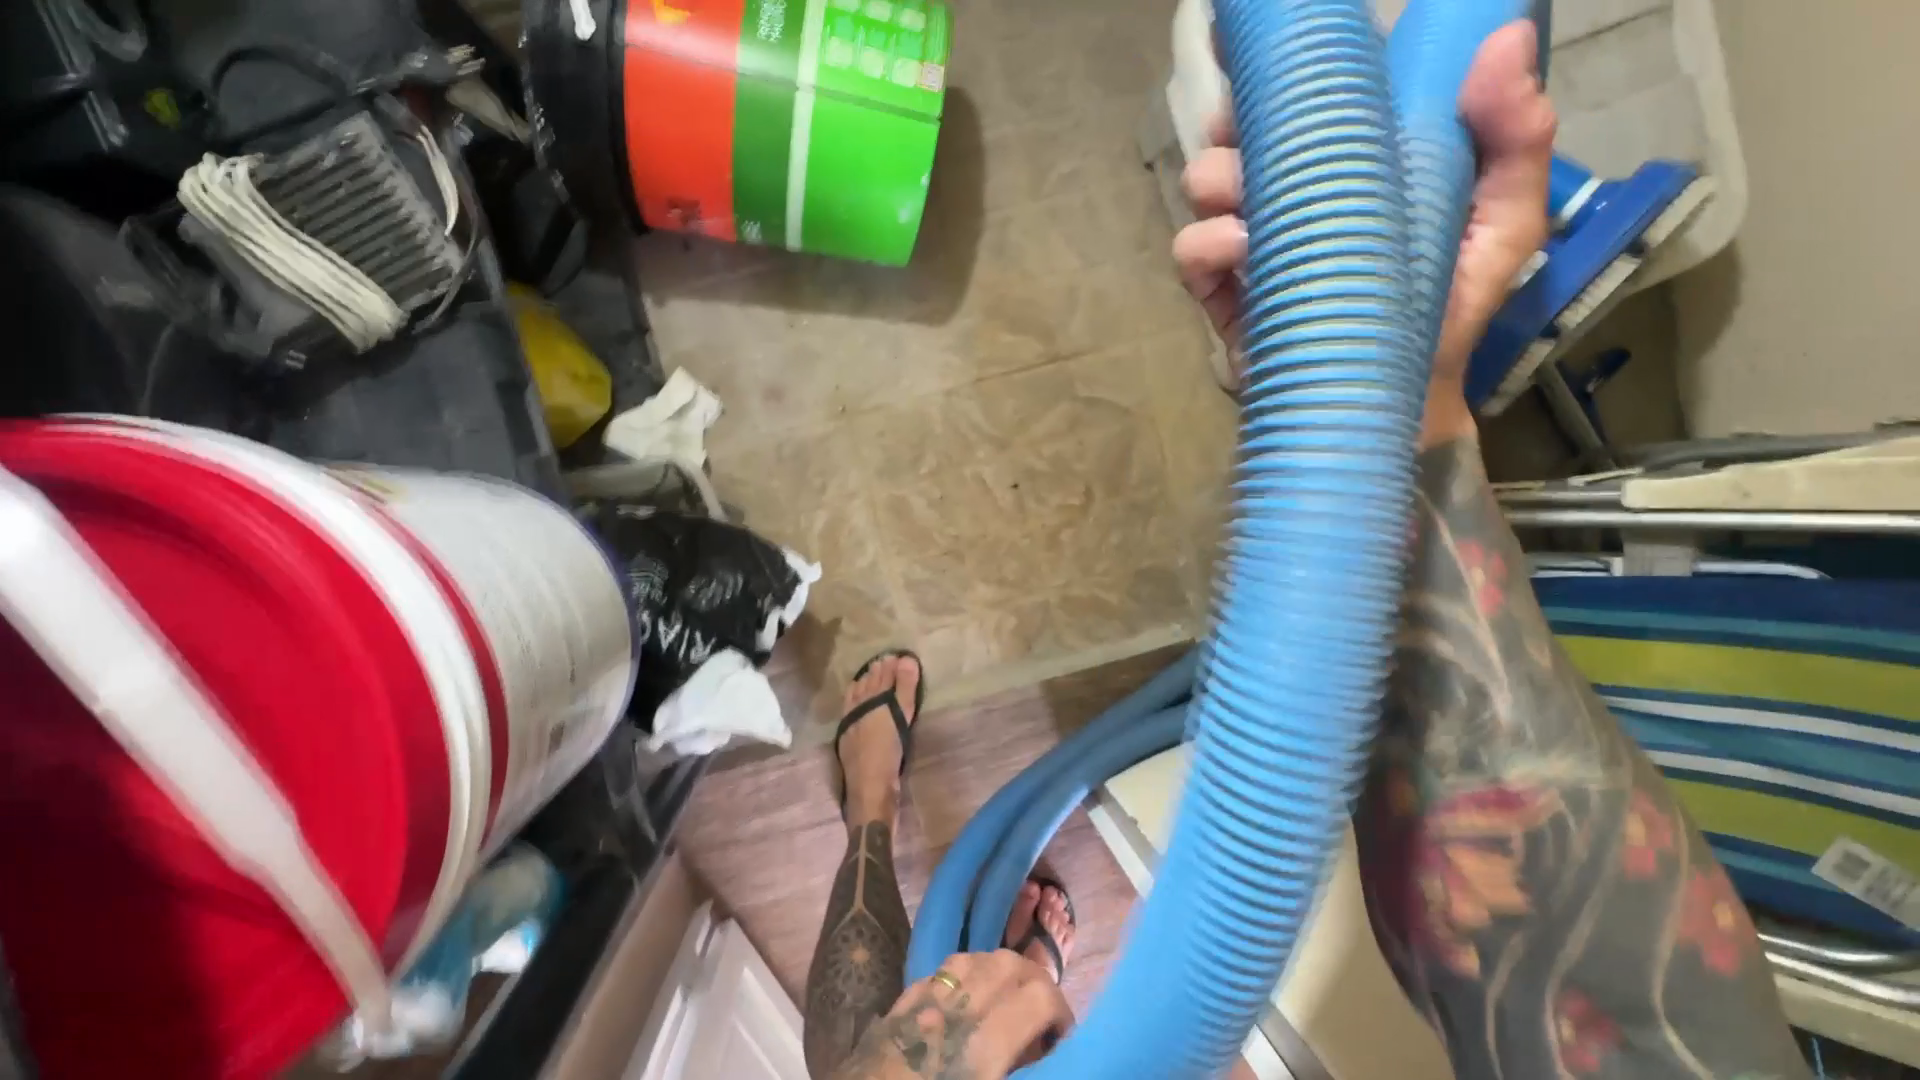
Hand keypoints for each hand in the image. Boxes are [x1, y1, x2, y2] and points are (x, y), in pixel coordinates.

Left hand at [830, 950, 1073, 1079]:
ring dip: (997, 974)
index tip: (1064, 1040)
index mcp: (979, 1051)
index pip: (1038, 997)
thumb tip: (1038, 1052)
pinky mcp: (894, 1011)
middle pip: (1007, 964)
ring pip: (971, 959)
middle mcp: (951, 1016)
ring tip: (1006, 1006)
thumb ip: (1015, 1071)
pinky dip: (961, 980)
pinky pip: (936, 974)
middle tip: (1042, 1019)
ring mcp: (918, 1007)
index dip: (1062, 1012)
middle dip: (1034, 983)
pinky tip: (964, 1005)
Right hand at [1173, 21, 1554, 440]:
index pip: (1313, 105)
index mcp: (1358, 167)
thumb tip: (1504, 42)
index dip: (1290, 75)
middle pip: (1242, 135)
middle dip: (1235, 122)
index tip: (1281, 60)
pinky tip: (1238, 251)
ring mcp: (1254, 246)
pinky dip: (1204, 244)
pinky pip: (1191, 253)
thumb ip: (1515, 144)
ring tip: (1242, 199)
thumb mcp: (1503, 229)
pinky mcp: (1224, 296)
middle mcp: (1298, 197)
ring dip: (1215, 178)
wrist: (1396, 404)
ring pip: (1205, 185)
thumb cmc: (1449, 315)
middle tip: (1240, 125)